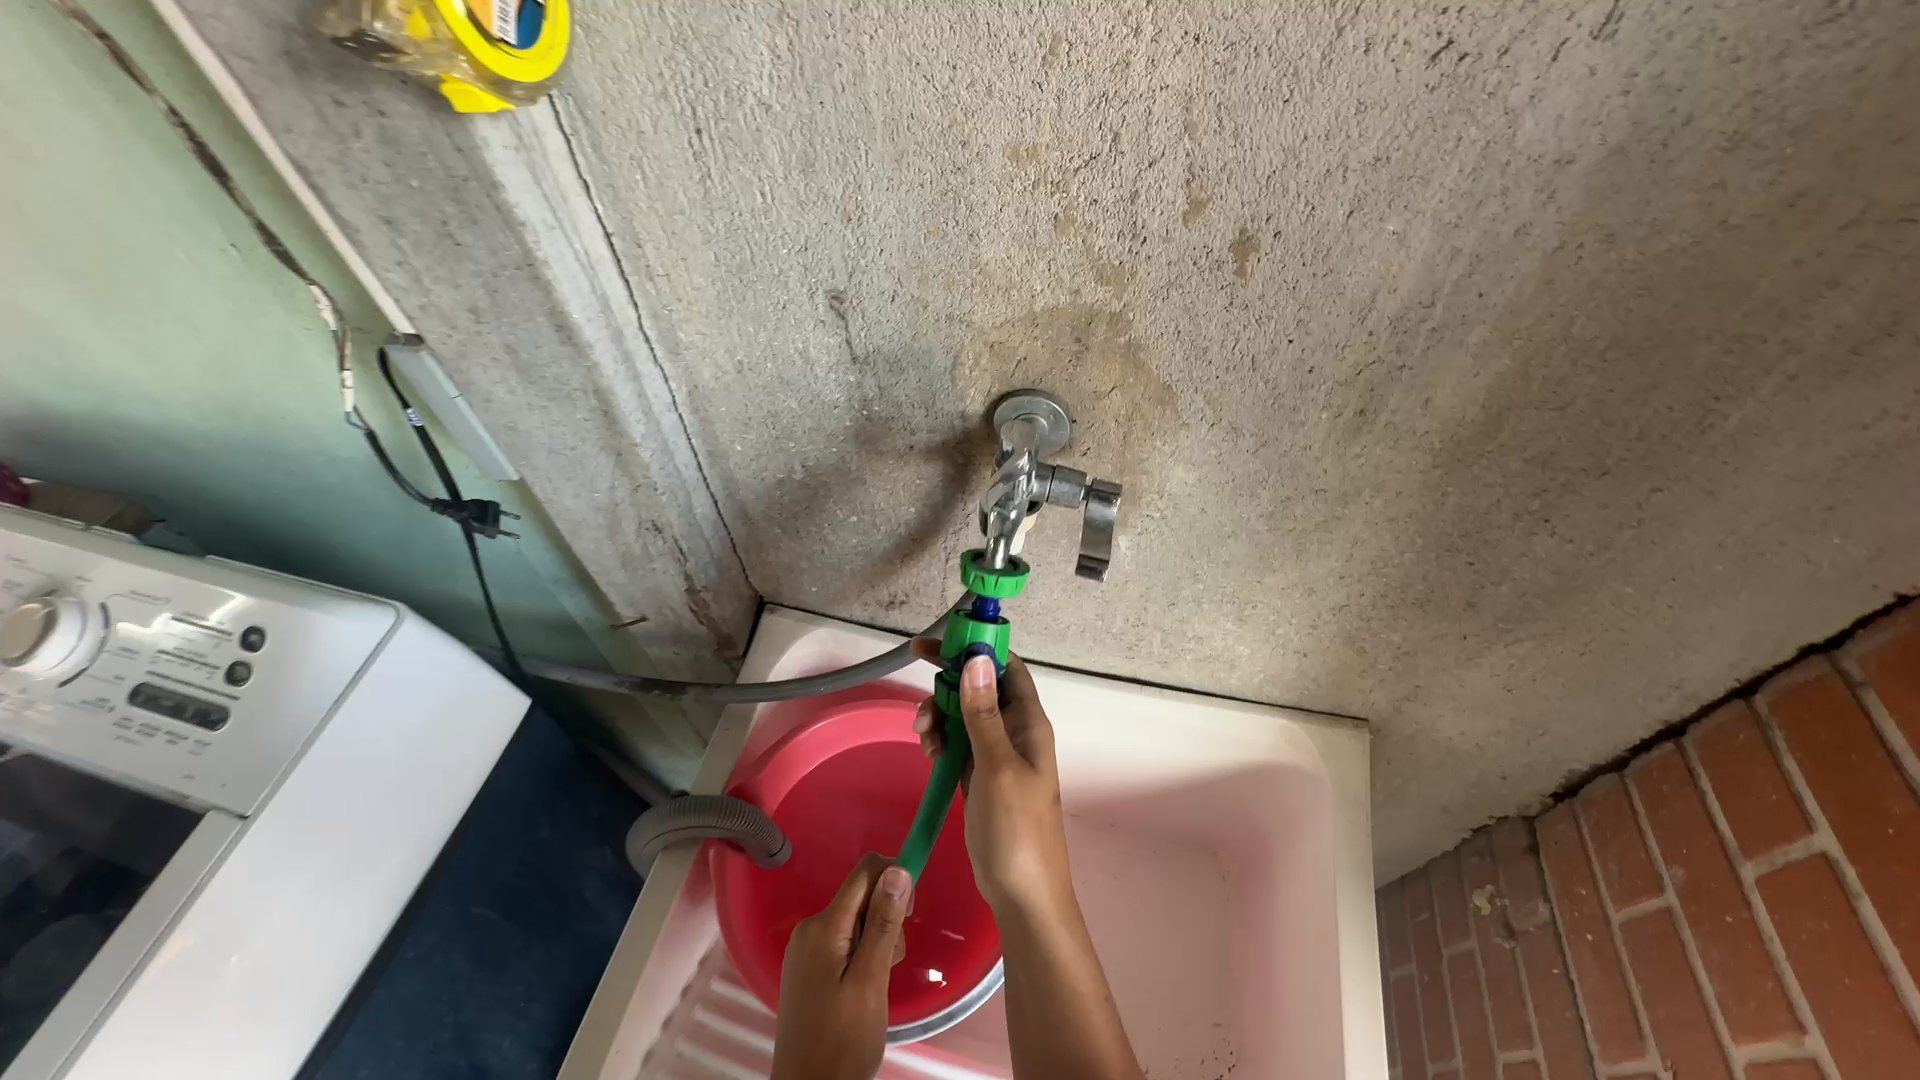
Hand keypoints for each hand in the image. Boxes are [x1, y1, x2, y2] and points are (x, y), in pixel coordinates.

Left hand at [771, 854, 911, 1079]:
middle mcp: (811, 927)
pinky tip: (863, 988)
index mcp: (824, 926)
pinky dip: (863, 954)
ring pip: (857, 920)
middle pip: (862, 896)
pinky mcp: (809, 967)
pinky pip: (844, 941)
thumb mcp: (870, 981)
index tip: (912, 913)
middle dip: (887, 919)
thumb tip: (898, 869)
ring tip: (876, 984)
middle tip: (891, 963)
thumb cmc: (843, 1040)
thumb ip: (884, 924)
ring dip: (877, 941)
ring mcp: (807, 948)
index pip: (865, 872)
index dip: (895, 878)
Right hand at [910, 641, 1073, 916]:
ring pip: (963, 716)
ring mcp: (997, 754)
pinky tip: (930, 755)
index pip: (1005, 667)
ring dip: (939, 718)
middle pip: (978, 688)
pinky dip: (942, 742)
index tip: (936, 645)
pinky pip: (958, 743)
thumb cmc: (1016, 829)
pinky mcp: (980, 775)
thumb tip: (977, 659)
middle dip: (946, 689)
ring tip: (924, 741)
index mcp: (1028, 723)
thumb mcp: (997, 767)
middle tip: (920, 709)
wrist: (1022, 893)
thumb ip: (984, 714)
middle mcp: (1014, 731)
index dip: (975, 649)